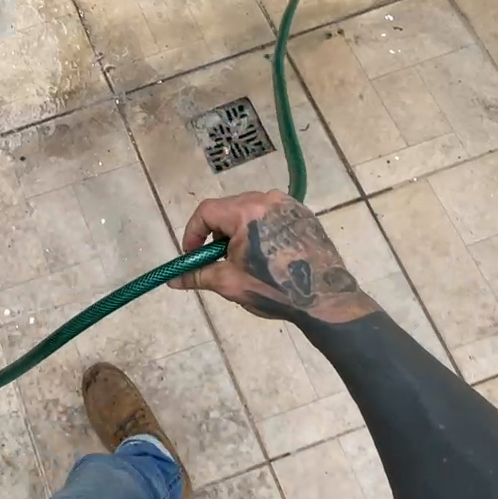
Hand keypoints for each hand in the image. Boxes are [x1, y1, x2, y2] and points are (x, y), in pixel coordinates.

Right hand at [169, 191, 377, 325]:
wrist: (325, 299)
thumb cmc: (273, 289)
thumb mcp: (229, 282)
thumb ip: (197, 275)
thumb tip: (172, 280)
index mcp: (246, 211)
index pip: (206, 212)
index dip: (193, 233)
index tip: (191, 255)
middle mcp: (267, 199)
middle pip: (228, 208)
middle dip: (215, 233)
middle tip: (215, 258)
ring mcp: (288, 205)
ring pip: (250, 211)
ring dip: (238, 231)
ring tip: (242, 258)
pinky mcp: (304, 215)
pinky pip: (271, 215)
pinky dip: (260, 230)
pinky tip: (265, 255)